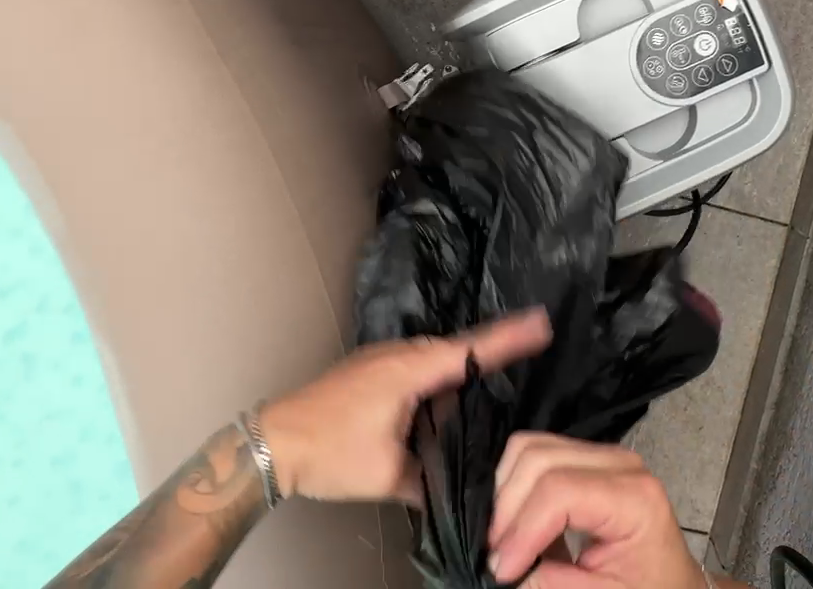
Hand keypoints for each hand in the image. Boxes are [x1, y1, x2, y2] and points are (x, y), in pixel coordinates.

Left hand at [257, 309, 551, 502]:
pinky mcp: (371, 368)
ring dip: (461, 364)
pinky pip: (416, 362)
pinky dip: (436, 374)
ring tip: (488, 374)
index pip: (471, 349)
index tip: (540, 322)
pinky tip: (439, 396)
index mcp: (412, 371)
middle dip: (492, 347)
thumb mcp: (385, 475)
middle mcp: (402, 354)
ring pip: (435, 356)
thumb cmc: (329, 453)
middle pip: (457, 348)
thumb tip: (456, 490)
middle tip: (527, 344)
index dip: (509, 338)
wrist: (272, 441)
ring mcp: (383, 357)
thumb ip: (426, 479)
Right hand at [487, 433, 707, 588]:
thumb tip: (505, 570)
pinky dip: (516, 484)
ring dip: (507, 492)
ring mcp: (602, 455)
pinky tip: (513, 523)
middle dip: (507, 507)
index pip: (560, 490)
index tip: (501, 571)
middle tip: (495, 556)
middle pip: (540, 458)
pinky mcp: (588, 459)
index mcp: (634, 497)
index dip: (522, 528)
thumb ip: (554, 584)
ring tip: (502, 540)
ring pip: (533, 447)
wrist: (675, 583)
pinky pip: (539, 453)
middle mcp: (619, 462)